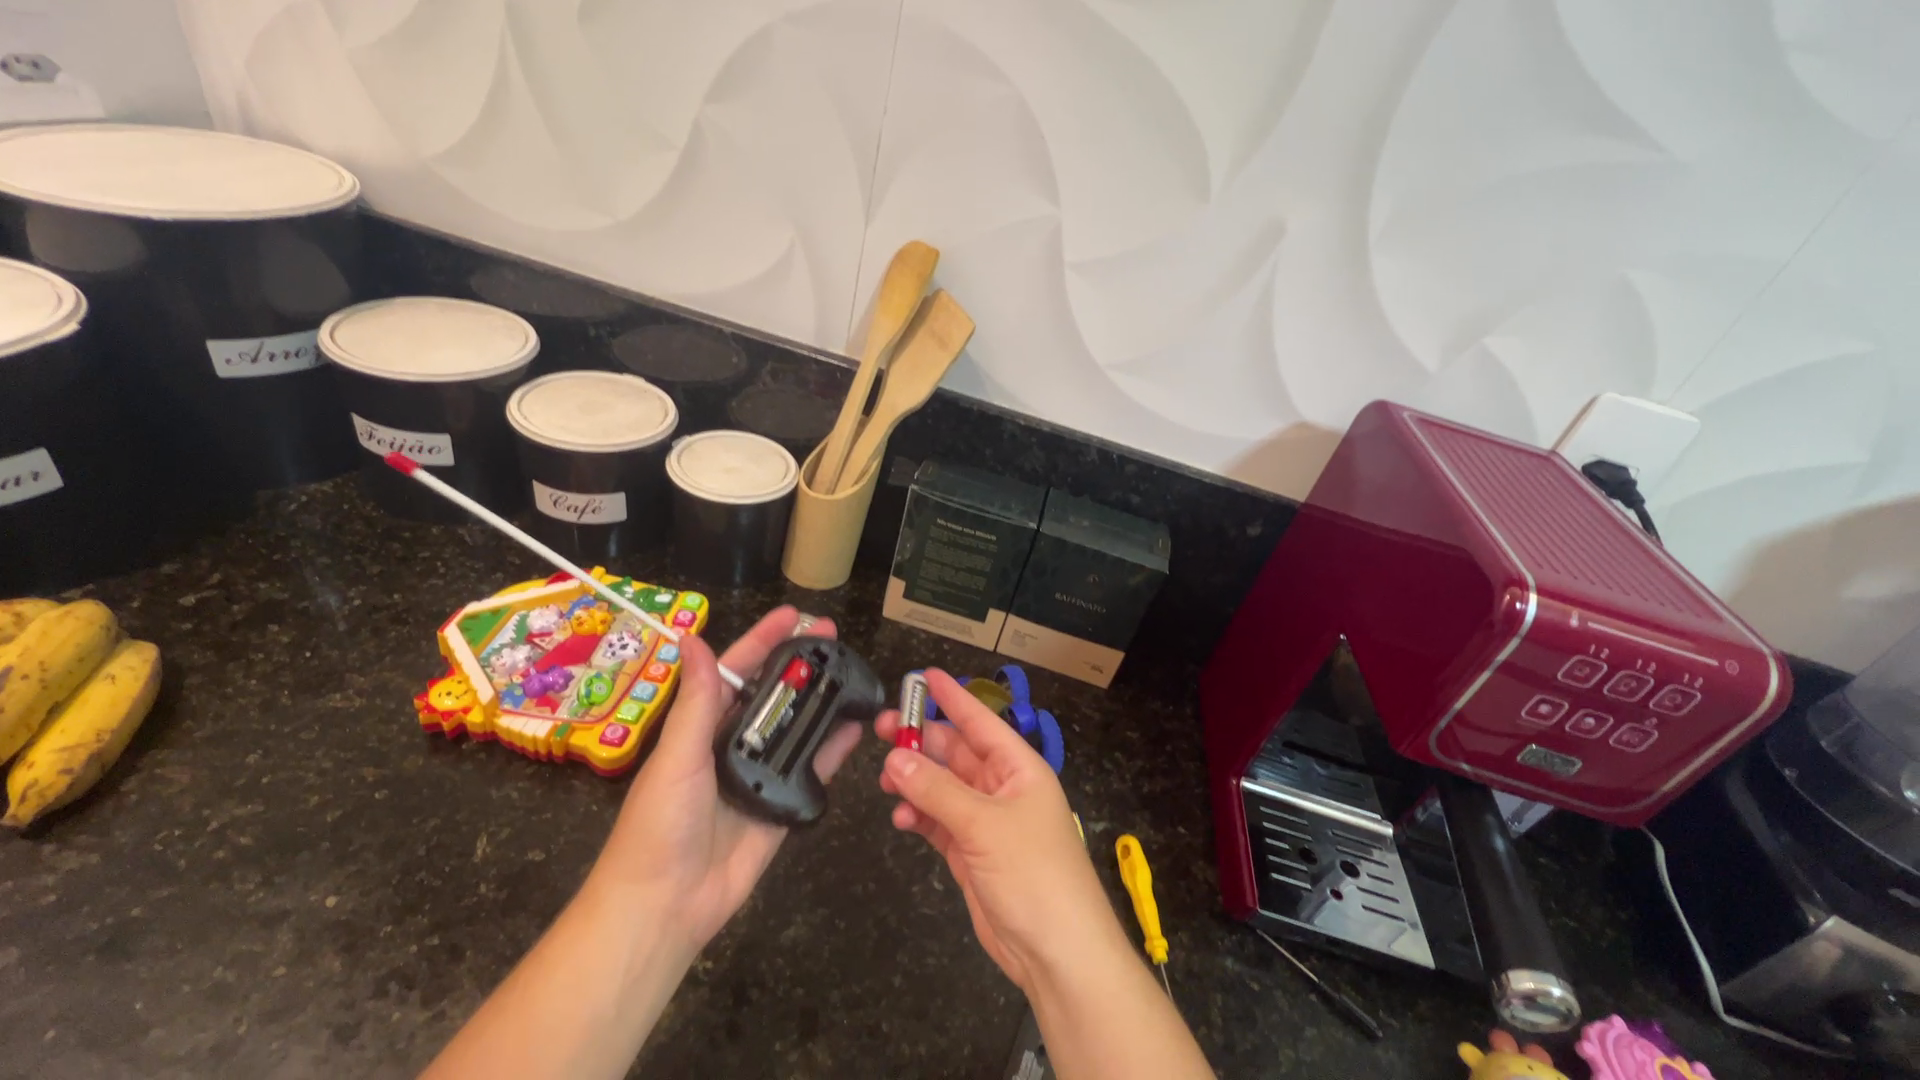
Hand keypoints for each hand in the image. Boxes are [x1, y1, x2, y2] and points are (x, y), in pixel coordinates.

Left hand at [587, 606, 862, 956]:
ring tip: (855, 674)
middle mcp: (734, 746)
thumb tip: (693, 636)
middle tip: (837, 640)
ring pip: (797, 729)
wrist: (666, 903)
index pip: (737, 673)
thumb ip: (697, 701)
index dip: (764, 642)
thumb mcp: (677, 756)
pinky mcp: (783, 806)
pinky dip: (834, 748)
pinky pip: (813, 770)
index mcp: (702, 728)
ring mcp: (761, 776)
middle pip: (774, 696)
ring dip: (822, 702)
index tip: (796, 616)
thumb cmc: (660, 824)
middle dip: (802, 666)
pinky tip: (857, 726)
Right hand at [875, 670, 1128, 992]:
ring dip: (915, 781)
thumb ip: (936, 791)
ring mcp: (986, 822)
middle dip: (922, 741)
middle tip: (882, 728)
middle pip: (956, 753)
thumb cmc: (1032, 873)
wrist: (1056, 950)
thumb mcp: (983, 825)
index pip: (981, 722)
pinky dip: (919, 817)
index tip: (923, 676)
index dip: (952, 698)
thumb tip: (894, 758)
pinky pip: (939, 822)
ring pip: (943, 787)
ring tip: (884, 779)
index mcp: (1019, 769)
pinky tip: (901, 819)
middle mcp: (1002, 789)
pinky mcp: (972, 853)